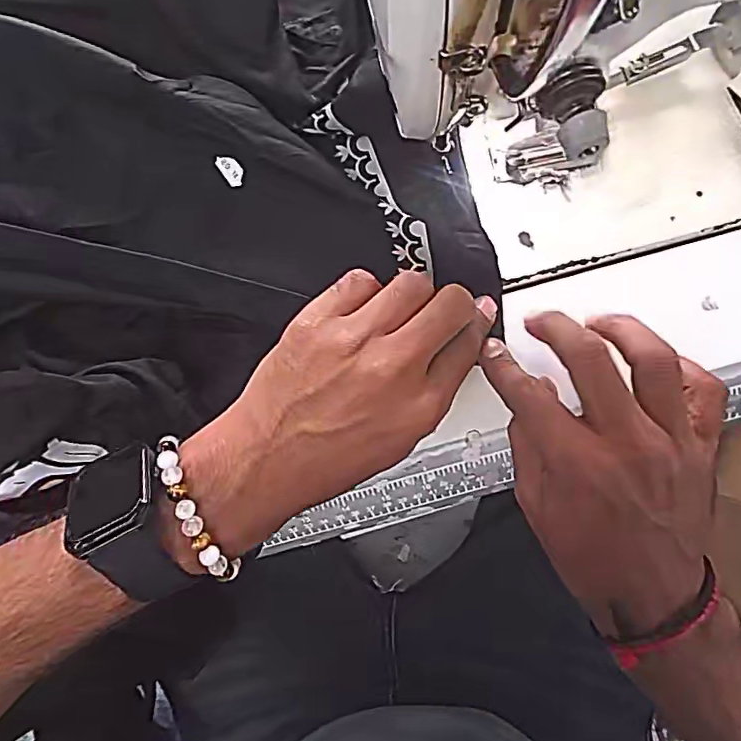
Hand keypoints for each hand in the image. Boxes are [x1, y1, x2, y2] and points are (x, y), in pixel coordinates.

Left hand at [177, 269, 493, 560]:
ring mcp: (352, 340)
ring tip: (402, 307)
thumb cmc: (325, 459)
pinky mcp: (316, 322)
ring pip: (411, 283)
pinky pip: (359, 280)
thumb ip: (432, 391)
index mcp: (419, 405)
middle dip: (456, 303)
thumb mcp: (399, 439)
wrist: (265, 459)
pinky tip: (363, 308)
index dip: (475, 327)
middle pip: (450, 306)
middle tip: (446, 308)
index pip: (468, 346)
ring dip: (415, 291)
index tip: (473, 320)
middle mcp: (391, 368)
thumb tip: (451, 354)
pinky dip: (368, 289)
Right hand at [479, 312, 726, 639]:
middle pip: (590, 359)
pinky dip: (681, 366)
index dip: (504, 365)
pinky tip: (658, 361)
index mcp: (577, 463)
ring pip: (653, 361)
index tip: (497, 353)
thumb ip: (528, 448)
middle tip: (544, 323)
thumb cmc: (596, 560)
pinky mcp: (701, 447)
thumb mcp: (536, 506)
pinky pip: (704, 389)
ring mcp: (669, 443)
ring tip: (601, 322)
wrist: (653, 595)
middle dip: (556, 328)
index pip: (530, 393)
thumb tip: (526, 404)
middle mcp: (626, 445)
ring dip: (622, 330)